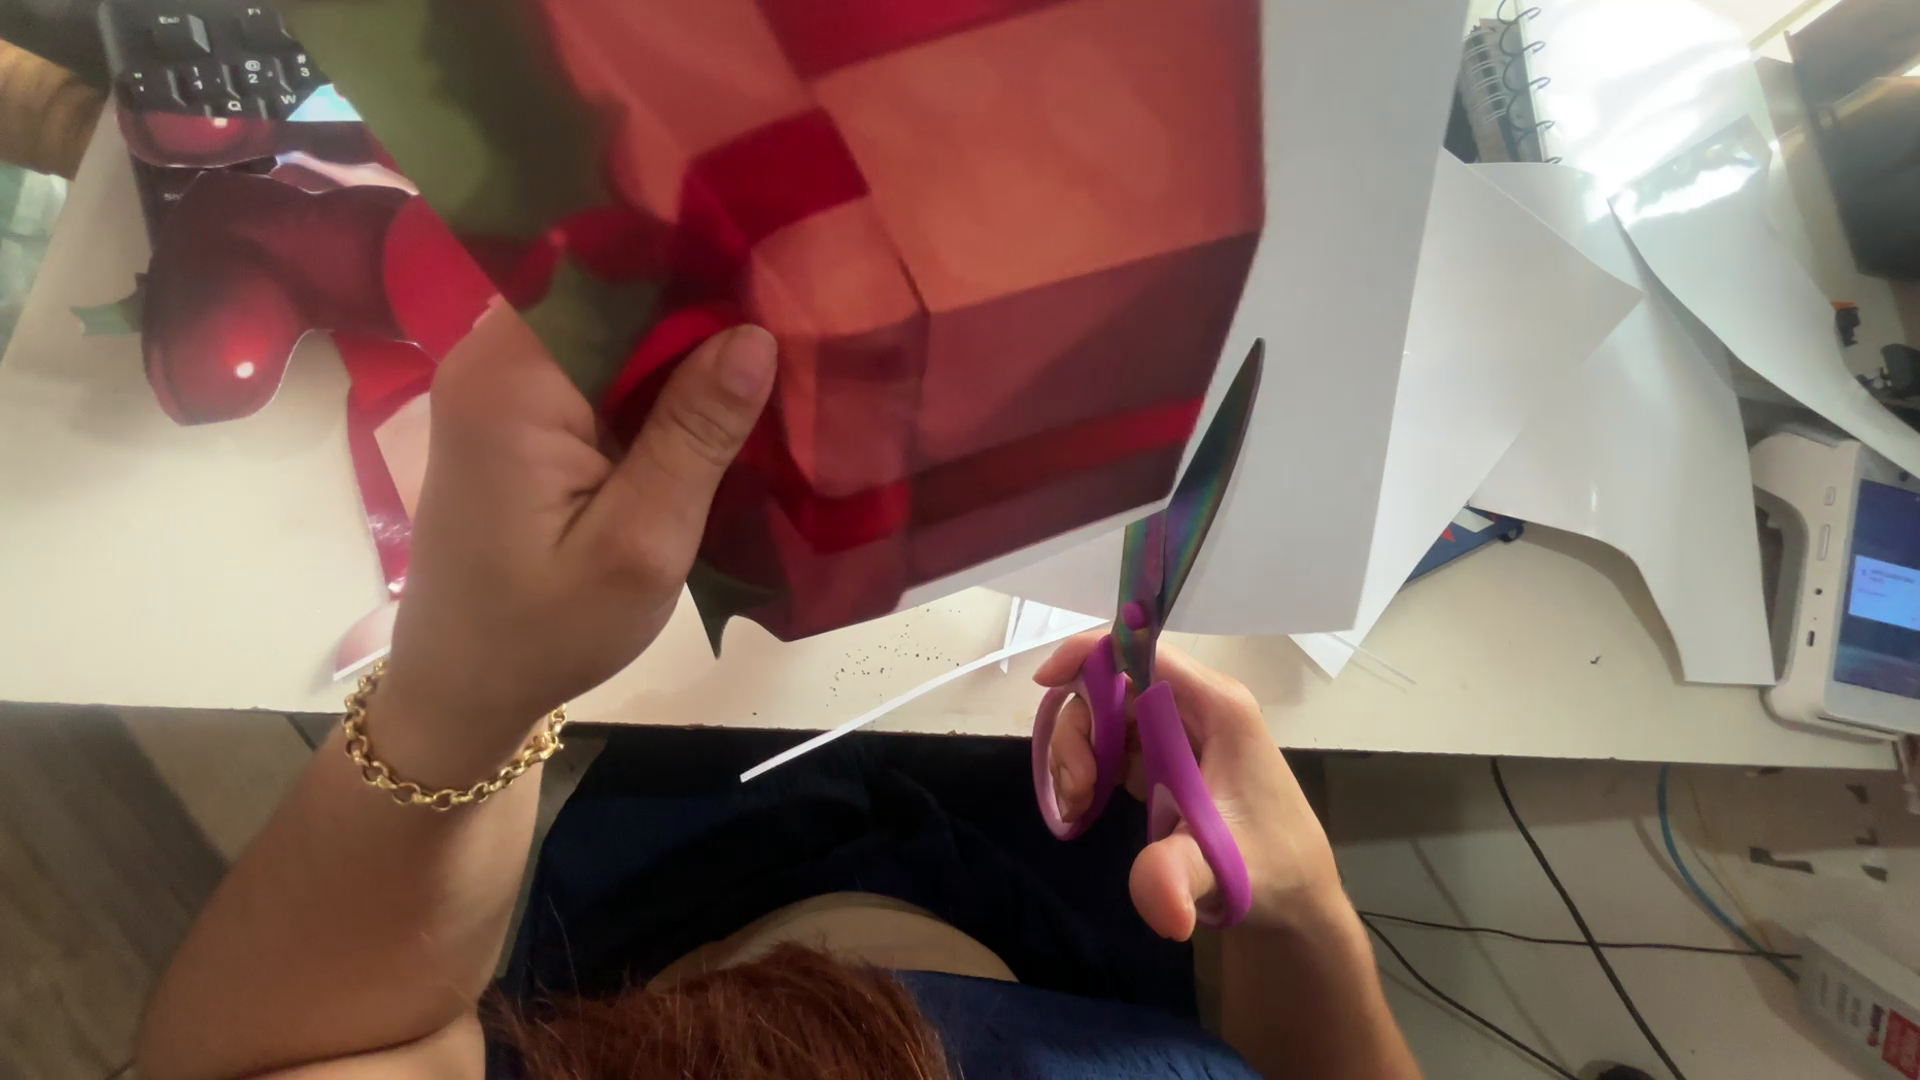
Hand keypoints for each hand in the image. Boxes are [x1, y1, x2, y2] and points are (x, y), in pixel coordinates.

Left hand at [381, 304, 776, 739]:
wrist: (468, 687)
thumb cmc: (550, 628)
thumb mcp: (642, 541)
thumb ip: (695, 435)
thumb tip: (755, 336)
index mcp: (513, 379)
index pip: (606, 273)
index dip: (690, 266)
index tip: (770, 275)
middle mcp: (495, 362)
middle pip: (608, 295)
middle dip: (697, 304)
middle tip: (787, 318)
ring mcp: (505, 391)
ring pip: (610, 334)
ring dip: (683, 346)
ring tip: (766, 354)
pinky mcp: (524, 421)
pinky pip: (601, 374)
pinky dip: (659, 382)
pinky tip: (714, 400)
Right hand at [1034, 635, 1345, 940]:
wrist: (1291, 895)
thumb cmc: (1272, 864)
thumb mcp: (1227, 865)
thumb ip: (1182, 872)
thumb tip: (1156, 904)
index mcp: (1215, 705)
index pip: (1141, 651)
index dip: (1088, 653)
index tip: (1045, 681)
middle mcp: (1192, 704)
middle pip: (1109, 684)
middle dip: (1078, 731)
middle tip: (1076, 790)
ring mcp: (1173, 727)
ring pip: (1101, 712)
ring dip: (1076, 753)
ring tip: (1078, 807)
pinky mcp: (1161, 752)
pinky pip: (1107, 740)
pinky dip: (1086, 768)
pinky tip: (1086, 806)